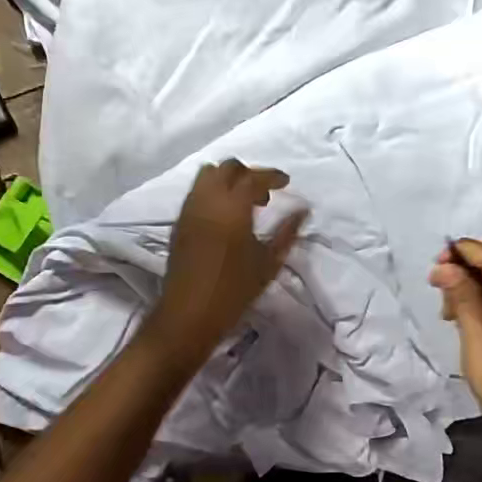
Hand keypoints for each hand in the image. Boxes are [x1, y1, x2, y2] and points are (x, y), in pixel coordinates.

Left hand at [149, 159, 306, 356]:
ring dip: (227, 180)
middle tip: (264, 193)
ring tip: (244, 203)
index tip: (285, 182)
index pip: (252, 177)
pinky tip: (225, 216)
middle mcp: (206, 200)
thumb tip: (303, 210)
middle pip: (226, 168)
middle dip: (247, 173)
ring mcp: (188, 210)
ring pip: (206, 176)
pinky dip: (212, 193)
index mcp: (231, 206)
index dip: (272, 176)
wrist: (189, 313)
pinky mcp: (178, 223)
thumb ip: (286, 232)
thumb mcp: (268, 263)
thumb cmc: (233, 291)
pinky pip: (195, 193)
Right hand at [430, 239, 481, 442]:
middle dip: (466, 268)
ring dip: (468, 286)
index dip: (468, 251)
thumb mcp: (477, 333)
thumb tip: (445, 266)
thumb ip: (462, 295)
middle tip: (435, 276)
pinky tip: (457, 313)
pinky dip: (476, 301)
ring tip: (444, 301)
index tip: (439, 251)